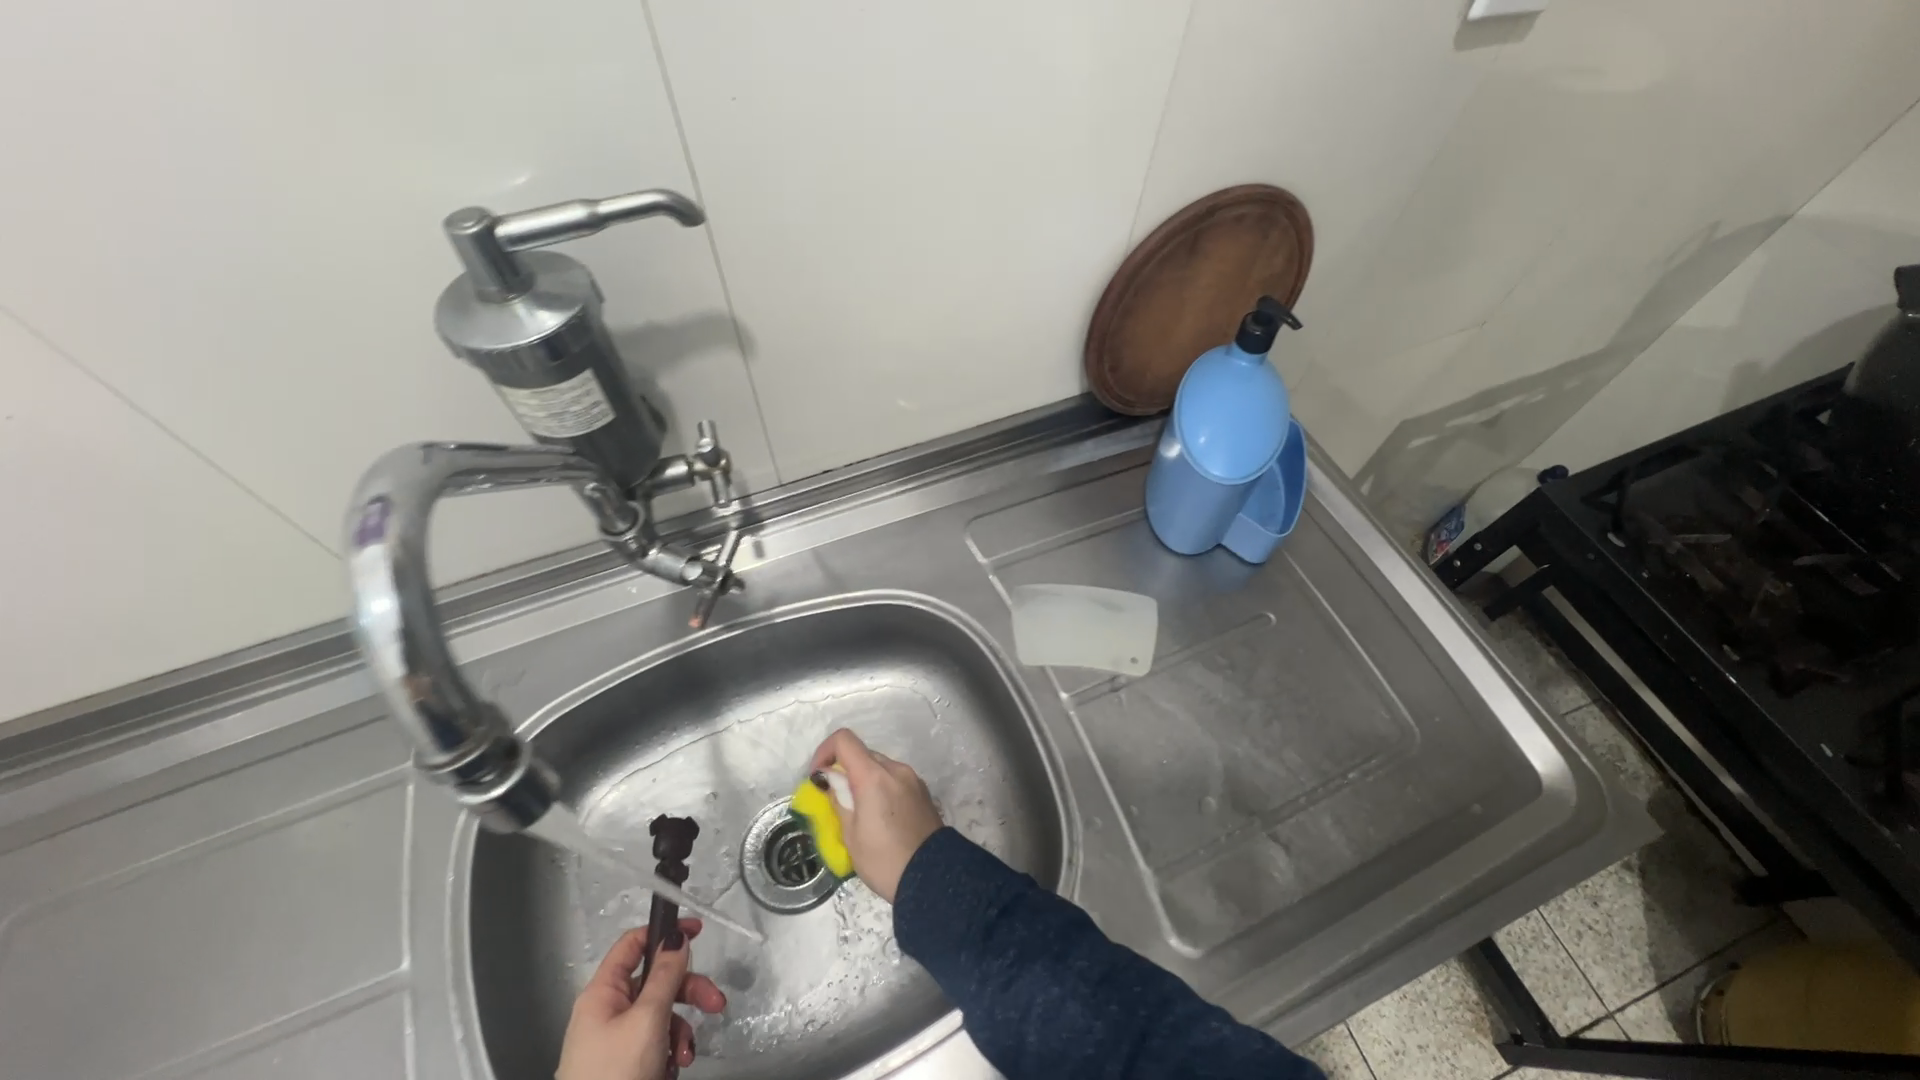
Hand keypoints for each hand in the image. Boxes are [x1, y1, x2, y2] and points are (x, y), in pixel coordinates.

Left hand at [557, 919, 726, 1079]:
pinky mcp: (626, 1064)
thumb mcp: (647, 1019)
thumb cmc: (617, 1071)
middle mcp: (608, 1011)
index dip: (664, 932)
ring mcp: (616, 1039)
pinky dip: (670, 1051)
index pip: (632, 944)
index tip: (698, 930)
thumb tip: (676, 936)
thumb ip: (665, 975)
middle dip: (689, 993)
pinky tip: (674, 1069)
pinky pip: (656, 1043)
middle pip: (656, 982)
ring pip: (660, 1015)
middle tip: (716, 1005)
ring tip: (686, 1055)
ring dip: (681, 1030)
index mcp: (603, 992)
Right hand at [809, 728, 944, 902]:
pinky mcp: (923, 792)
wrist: (932, 879)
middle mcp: (896, 769)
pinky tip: (879, 816)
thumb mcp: (850, 834)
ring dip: (863, 780)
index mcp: (874, 776)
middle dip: (844, 770)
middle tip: (836, 800)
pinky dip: (881, 787)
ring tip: (859, 812)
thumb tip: (830, 778)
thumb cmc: (884, 860)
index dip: (825, 751)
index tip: (819, 778)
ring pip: (880, 766)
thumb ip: (839, 798)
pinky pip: (895, 779)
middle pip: (862, 753)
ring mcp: (912, 779)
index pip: (844, 740)